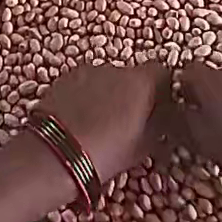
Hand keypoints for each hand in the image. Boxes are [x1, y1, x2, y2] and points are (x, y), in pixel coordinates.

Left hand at [36, 63, 169, 179]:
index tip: (162, 107)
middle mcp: (113, 68)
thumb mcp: (145, 146)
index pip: (162, 72)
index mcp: (139, 82)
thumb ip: (160, 125)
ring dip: (110, 94)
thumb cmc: (107, 152)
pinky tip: (82, 118)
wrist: (55, 153)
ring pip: (107, 79)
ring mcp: (86, 71)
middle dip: (135, 93)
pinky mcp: (63, 78)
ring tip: (103, 122)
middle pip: (133, 75)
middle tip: (132, 120)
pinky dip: (88, 95)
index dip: (164, 88)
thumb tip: (166, 118)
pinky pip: (84, 83)